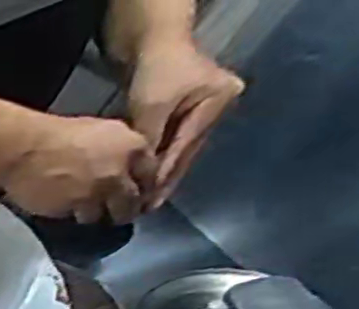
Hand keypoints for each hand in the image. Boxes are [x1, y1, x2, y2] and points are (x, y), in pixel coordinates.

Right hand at [0, 114, 156, 224]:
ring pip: (107, 214)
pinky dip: (79, 217)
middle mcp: (120, 172)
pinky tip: (71, 210)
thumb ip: (120, 151)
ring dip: (99, 215)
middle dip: (126, 209)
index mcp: (132, 148)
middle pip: (132, 201)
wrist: (27, 150)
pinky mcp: (75, 208)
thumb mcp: (103, 133)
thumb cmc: (60, 135)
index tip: (136, 194)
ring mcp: (98, 192)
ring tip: (88, 212)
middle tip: (117, 214)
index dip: (144, 188)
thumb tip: (125, 167)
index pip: (151, 175)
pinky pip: (83, 218)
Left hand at [125, 38, 243, 207]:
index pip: (185, 147)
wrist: (156, 49)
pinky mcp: (189, 118)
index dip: (164, 176)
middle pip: (186, 153)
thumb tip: (140, 178)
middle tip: (145, 210)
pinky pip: (173, 148)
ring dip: (161, 178)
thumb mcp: (151, 109)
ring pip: (179, 153)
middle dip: (164, 182)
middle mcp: (218, 108)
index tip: (146, 201)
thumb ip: (149, 142)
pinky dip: (159, 165)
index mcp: (218, 101)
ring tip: (144, 205)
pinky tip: (147, 187)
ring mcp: (206, 113)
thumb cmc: (157, 74)